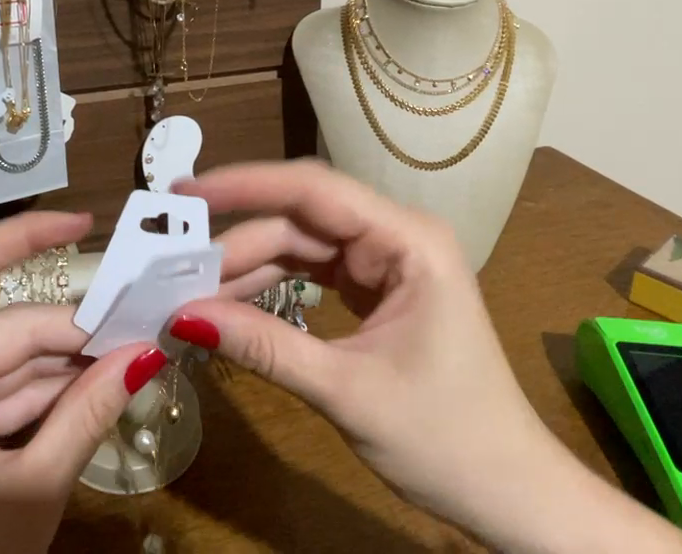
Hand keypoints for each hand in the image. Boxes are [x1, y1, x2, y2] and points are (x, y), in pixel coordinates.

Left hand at [0, 211, 162, 553]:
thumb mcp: (28, 494)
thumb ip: (86, 417)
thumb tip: (146, 356)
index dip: (23, 236)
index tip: (83, 225)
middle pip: (2, 327)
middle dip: (73, 330)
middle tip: (143, 325)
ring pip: (5, 366)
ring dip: (65, 366)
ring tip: (132, 357)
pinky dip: (43, 400)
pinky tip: (96, 395)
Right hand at [167, 161, 681, 552]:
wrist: (509, 495)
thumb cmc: (446, 440)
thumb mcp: (346, 391)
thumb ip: (264, 346)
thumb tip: (182, 316)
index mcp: (408, 241)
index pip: (313, 191)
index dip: (245, 186)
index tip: (185, 194)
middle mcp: (395, 237)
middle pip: (299, 220)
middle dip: (237, 244)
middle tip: (172, 268)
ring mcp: (384, 263)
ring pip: (299, 246)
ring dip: (246, 268)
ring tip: (188, 292)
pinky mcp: (373, 290)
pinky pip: (309, 274)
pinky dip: (268, 288)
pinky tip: (228, 304)